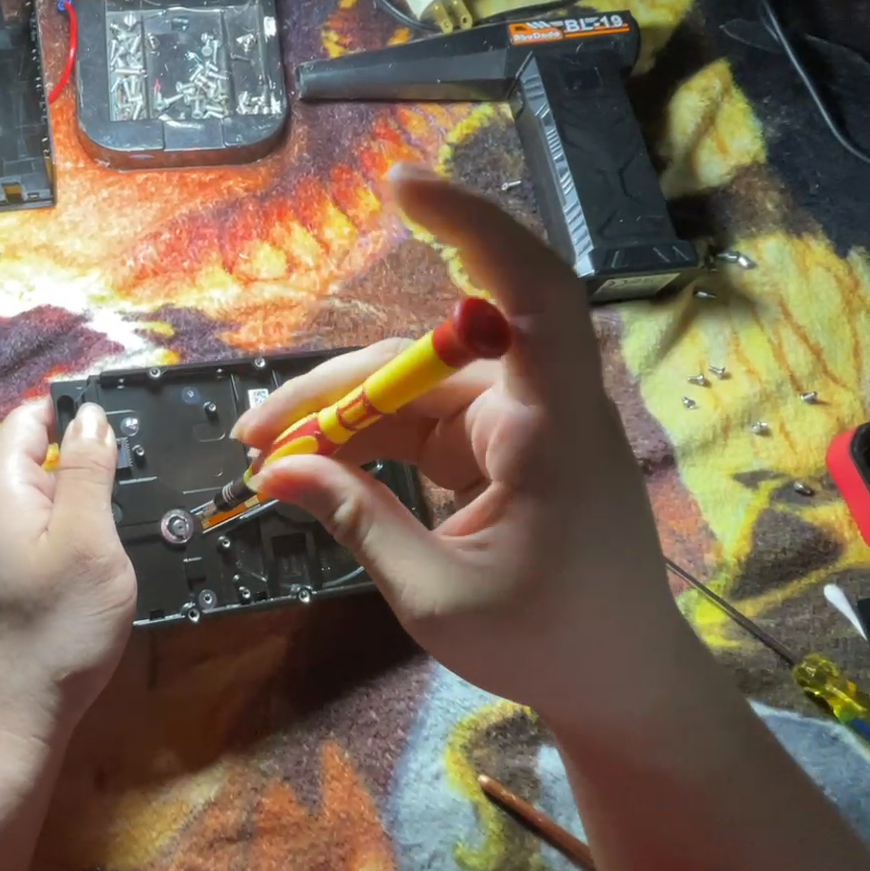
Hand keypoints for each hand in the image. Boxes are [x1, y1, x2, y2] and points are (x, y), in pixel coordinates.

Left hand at [0, 398, 136, 745]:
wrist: (16, 715)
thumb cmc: (57, 626)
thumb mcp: (88, 537)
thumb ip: (88, 470)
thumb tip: (91, 415)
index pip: (30, 417)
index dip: (75, 409)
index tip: (123, 421)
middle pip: (35, 454)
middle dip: (84, 458)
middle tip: (134, 482)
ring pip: (41, 495)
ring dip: (81, 498)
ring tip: (121, 523)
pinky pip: (36, 529)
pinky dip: (69, 529)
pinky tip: (96, 556)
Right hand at [234, 167, 691, 732]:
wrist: (615, 682)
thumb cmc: (546, 643)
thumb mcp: (434, 594)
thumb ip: (355, 521)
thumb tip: (273, 472)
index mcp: (550, 426)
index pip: (527, 294)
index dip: (471, 228)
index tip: (400, 188)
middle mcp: (533, 404)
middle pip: (419, 361)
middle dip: (329, 393)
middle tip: (253, 438)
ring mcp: (508, 423)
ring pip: (404, 391)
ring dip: (333, 419)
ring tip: (266, 457)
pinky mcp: (488, 445)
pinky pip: (410, 423)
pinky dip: (358, 441)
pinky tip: (311, 464)